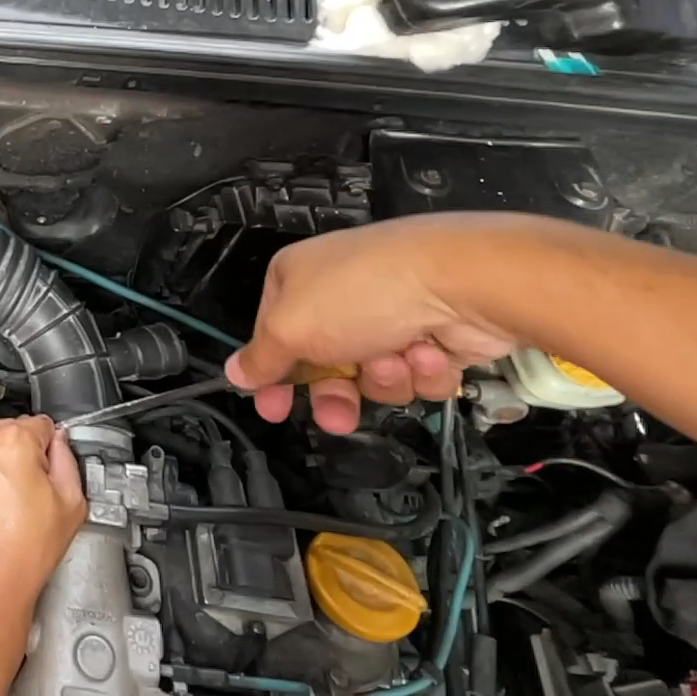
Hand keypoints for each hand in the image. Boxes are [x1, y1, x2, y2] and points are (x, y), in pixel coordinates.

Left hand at [0, 416, 85, 606]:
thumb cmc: (19, 550)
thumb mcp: (70, 504)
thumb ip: (68, 461)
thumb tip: (59, 443)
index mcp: (13, 439)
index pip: (42, 424)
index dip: (50, 450)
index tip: (48, 470)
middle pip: (12, 431)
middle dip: (23, 455)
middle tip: (29, 493)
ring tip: (6, 503)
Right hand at [226, 213, 531, 434]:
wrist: (462, 282)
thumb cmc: (360, 295)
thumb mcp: (291, 329)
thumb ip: (260, 358)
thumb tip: (233, 373)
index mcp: (295, 278)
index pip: (271, 333)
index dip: (271, 374)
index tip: (271, 410)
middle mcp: (338, 294)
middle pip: (323, 362)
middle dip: (333, 392)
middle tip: (337, 417)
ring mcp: (388, 313)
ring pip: (372, 373)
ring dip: (383, 377)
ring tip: (395, 360)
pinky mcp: (435, 333)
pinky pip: (416, 371)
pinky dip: (422, 369)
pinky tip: (429, 351)